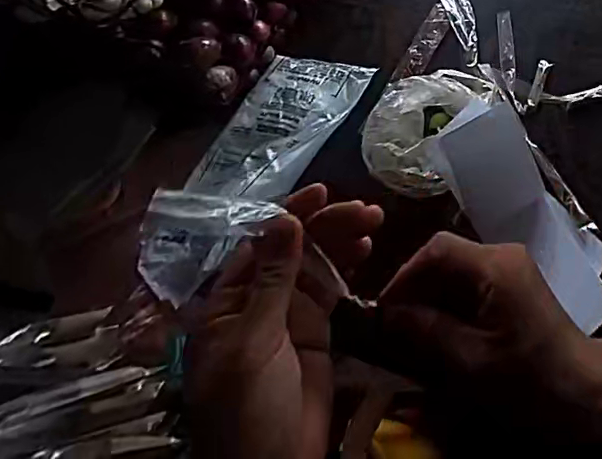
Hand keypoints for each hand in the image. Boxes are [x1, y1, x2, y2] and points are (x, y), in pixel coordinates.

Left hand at [179, 184, 383, 458]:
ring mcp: (290, 312)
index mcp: (228, 300)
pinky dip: (350, 264)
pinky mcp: (317, 327)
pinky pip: (334, 285)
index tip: (323, 192)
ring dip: (344, 237)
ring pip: (318, 260)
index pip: (260, 242)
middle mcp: (258, 298)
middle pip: (295, 246)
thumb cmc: (247, 409)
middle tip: (364, 210)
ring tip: (374, 220)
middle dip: (328, 223)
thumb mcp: (252, 343)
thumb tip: (284, 219)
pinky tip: (368, 249)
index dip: (291, 213)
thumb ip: (271, 280)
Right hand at [376, 233, 601, 436]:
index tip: (383, 309)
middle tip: (391, 323)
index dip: (405, 275)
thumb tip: (389, 314)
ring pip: (458, 269)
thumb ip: (428, 331)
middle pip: (447, 256)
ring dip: (432, 295)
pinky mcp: (515, 283)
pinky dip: (451, 301)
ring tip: (409, 330)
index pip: (437, 249)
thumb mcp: (471, 360)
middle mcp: (503, 254)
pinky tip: (437, 329)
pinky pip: (473, 281)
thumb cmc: (528, 376)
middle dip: (417, 286)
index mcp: (495, 264)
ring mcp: (511, 267)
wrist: (582, 389)